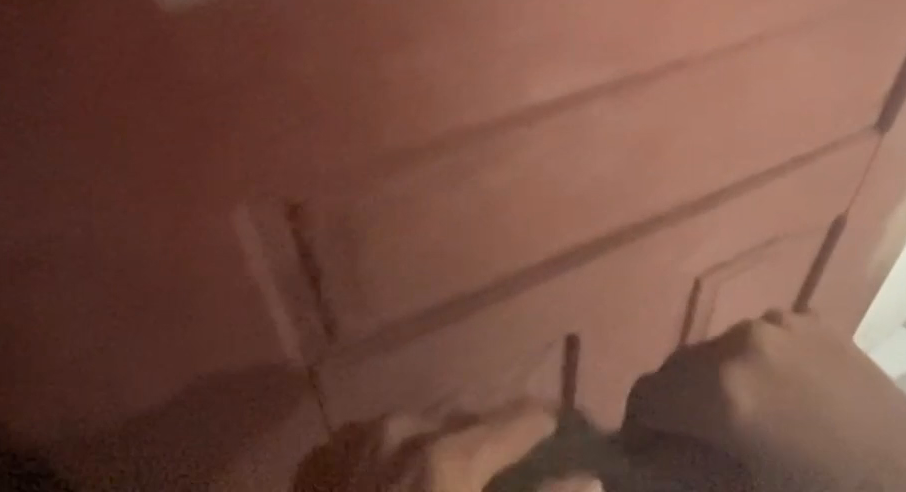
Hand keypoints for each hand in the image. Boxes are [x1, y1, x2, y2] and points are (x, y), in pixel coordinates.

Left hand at [296, 402, 593, 491]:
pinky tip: (390, 488)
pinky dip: (388, 461)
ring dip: (436, 448)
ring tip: (443, 479)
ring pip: (416, 428)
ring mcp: (352, 443)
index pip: (519, 420)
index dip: (543, 427)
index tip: (558, 432)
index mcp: (446, 454)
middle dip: (487, 440)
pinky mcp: (316, 466)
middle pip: (466, 421)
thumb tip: (589, 479)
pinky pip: (368, 446)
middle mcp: (402, 430)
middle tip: (501, 467)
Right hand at [623, 311, 905, 491]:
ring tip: (736, 418)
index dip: (636, 427)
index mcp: (724, 391)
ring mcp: (780, 322)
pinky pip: (759, 336)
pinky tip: (778, 396)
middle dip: (672, 402)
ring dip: (712, 379)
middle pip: (679, 366)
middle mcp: (744, 341)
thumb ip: (689, 469)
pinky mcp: (810, 318)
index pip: (648, 395)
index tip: (640, 452)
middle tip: (682, 441)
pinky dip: (752, 361)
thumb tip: (650, 454)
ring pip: (718, 347)